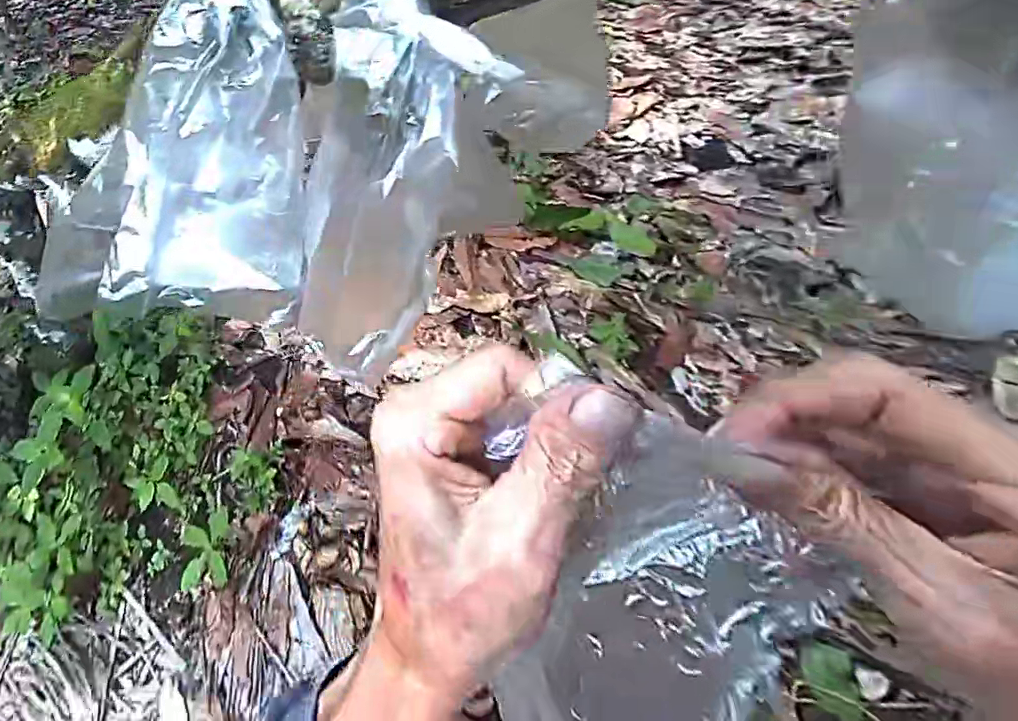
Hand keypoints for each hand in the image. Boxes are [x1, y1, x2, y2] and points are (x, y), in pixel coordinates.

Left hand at [322, 346, 641, 720]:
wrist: (425, 651)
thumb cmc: (458, 611)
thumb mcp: (518, 541)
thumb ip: (558, 465)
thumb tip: (606, 399)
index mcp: (411, 419)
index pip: (499, 366)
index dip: (553, 397)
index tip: (588, 446)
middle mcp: (413, 408)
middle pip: (504, 380)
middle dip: (550, 423)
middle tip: (574, 479)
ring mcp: (428, 423)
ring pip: (510, 401)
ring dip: (545, 440)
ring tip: (554, 492)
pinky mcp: (446, 442)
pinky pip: (504, 423)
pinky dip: (534, 451)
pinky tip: (539, 490)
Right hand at [717, 351, 1017, 720]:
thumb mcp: (948, 614)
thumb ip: (843, 523)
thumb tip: (737, 461)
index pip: (889, 392)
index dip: (796, 398)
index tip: (733, 436)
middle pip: (876, 405)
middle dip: (791, 425)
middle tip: (729, 462)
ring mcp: (1011, 471)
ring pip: (877, 433)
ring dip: (806, 452)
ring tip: (752, 482)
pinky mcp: (992, 495)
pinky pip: (894, 466)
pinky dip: (837, 478)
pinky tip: (801, 498)